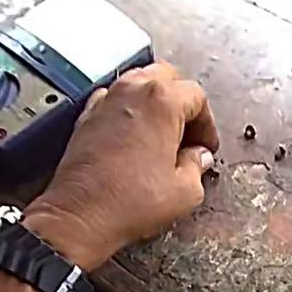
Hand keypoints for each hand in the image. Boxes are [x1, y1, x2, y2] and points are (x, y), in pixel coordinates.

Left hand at [23, 60, 219, 269]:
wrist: (84, 214)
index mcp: (163, 102)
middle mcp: (132, 91)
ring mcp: (106, 101)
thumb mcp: (185, 191)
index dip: (207, 123)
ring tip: (163, 137)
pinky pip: (115, 101)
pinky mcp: (87, 116)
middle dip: (182, 103)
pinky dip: (129, 112)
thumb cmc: (131, 201)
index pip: (196, 96)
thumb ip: (197, 166)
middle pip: (166, 78)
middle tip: (188, 135)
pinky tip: (135, 140)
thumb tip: (198, 157)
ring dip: (155, 104)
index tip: (206, 146)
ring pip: (139, 83)